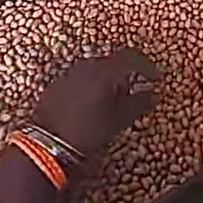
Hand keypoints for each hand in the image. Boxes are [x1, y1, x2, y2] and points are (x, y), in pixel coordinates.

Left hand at [32, 49, 157, 156]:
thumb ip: (137, 104)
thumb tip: (153, 94)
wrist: (45, 144)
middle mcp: (87, 67)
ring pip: (97, 68)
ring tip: (116, 97)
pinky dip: (94, 83)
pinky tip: (95, 101)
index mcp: (104, 72)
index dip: (146, 67)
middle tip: (137, 88)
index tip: (156, 78)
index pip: (131, 58)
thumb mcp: (117, 121)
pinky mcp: (59, 83)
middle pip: (113, 61)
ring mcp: (70, 73)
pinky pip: (82, 76)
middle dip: (128, 72)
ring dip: (110, 78)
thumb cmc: (86, 133)